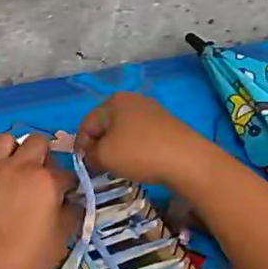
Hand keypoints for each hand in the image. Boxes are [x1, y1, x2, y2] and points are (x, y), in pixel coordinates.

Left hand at [0, 133, 79, 268]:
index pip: (67, 173)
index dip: (70, 186)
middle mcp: (21, 166)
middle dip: (45, 155)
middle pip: (39, 142)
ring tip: (17, 167)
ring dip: (16, 149)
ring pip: (7, 139)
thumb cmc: (25, 257)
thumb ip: (71, 214)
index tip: (67, 197)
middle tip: (43, 176)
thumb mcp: (60, 240)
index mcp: (46, 180)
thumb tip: (72, 202)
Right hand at [76, 93, 222, 191]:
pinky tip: (138, 164)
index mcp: (114, 101)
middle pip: (105, 126)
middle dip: (99, 147)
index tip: (82, 167)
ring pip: (123, 132)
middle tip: (98, 168)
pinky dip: (134, 149)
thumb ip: (89, 156)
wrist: (187, 160)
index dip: (80, 146)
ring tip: (118, 168)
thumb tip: (90, 157)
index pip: (86, 124)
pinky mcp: (166, 124)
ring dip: (116, 150)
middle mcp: (133, 100)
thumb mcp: (104, 156)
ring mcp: (152, 111)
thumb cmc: (140, 153)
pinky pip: (140, 136)